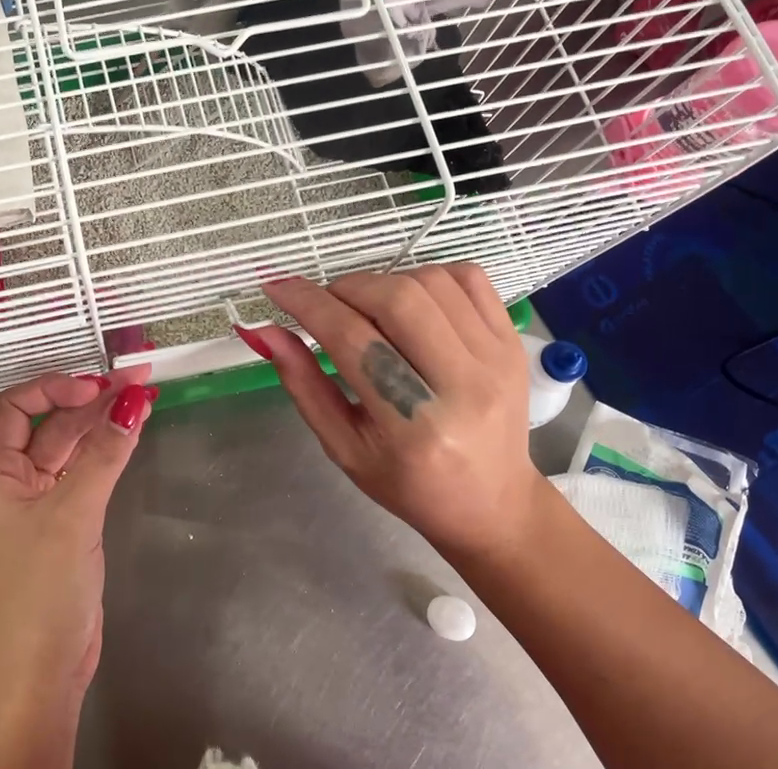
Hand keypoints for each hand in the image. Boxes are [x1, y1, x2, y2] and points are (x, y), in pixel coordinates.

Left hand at [0, 368, 154, 767]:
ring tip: (144, 399)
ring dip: (103, 426)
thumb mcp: (72, 516)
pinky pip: (84, 477)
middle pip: (50, 426)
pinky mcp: (64, 528)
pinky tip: (132, 436)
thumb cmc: (39, 591)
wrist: (38, 676)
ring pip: (71, 451)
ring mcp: (40, 507)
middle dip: (91, 402)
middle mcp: (13, 484)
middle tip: (138, 380)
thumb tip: (132, 400)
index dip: (54, 388)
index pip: (15, 407)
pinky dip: (107, 456)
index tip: (96, 387)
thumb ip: (103, 456)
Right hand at [243, 264, 540, 557]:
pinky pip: (468, 277)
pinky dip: (429, 275)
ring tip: (367, 308)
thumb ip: (303, 384)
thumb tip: (264, 331)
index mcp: (413, 427)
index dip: (307, 304)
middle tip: (326, 304)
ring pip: (429, 281)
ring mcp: (496, 359)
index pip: (352, 340)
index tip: (277, 287)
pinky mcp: (513, 341)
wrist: (493, 502)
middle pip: (395, 299)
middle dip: (345, 288)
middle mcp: (462, 387)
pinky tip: (411, 301)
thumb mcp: (342, 446)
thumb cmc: (408, 483)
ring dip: (383, 281)